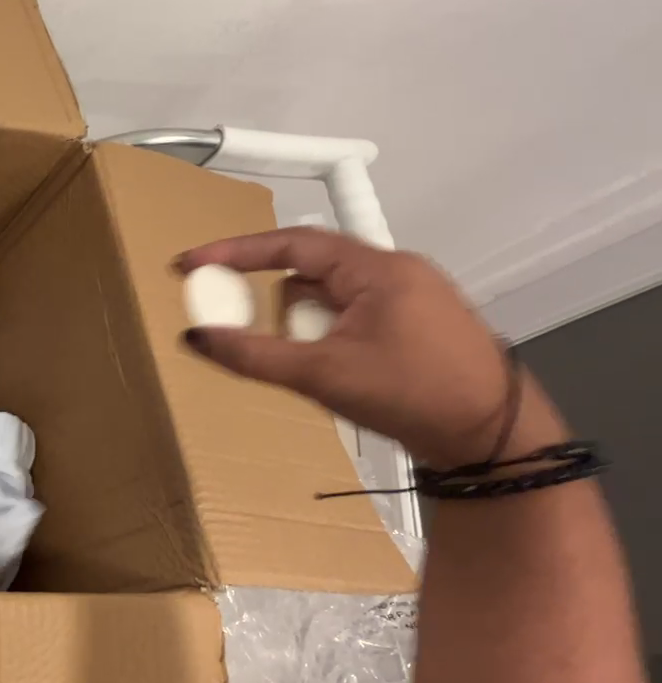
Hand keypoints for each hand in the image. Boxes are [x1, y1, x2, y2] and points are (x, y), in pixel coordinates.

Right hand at [175, 226, 518, 468]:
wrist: (494, 438)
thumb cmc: (409, 394)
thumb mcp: (319, 374)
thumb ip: (250, 353)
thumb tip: (192, 336)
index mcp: (378, 270)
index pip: (292, 244)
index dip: (234, 251)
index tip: (188, 265)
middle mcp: (394, 272)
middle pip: (307, 269)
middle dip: (267, 297)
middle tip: (233, 320)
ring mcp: (407, 298)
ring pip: (326, 294)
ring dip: (297, 320)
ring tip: (296, 360)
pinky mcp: (411, 323)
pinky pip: (345, 313)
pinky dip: (319, 331)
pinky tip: (318, 362)